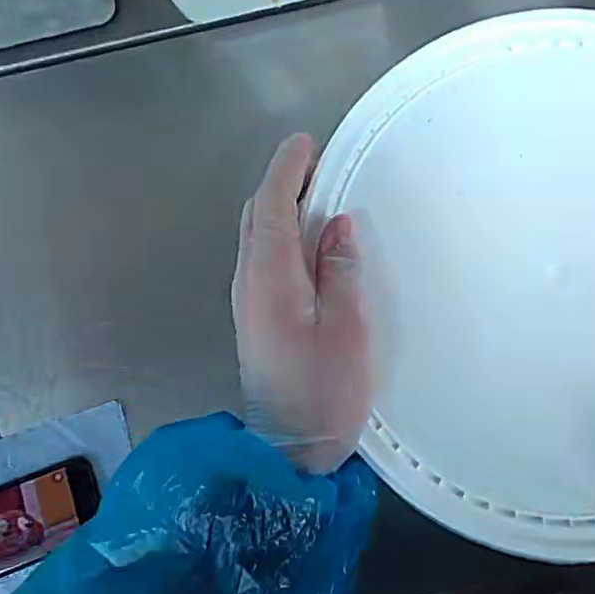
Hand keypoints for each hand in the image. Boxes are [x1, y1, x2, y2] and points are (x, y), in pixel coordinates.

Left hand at [233, 134, 372, 474]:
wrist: (291, 450)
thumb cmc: (324, 394)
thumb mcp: (347, 329)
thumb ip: (340, 271)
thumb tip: (336, 226)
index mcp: (269, 279)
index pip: (273, 207)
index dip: (288, 169)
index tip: (306, 143)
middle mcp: (249, 285)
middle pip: (258, 217)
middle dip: (283, 183)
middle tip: (316, 165)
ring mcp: (247, 303)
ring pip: (258, 237)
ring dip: (282, 208)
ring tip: (316, 195)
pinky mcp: (255, 319)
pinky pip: (263, 259)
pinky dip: (282, 236)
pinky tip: (306, 241)